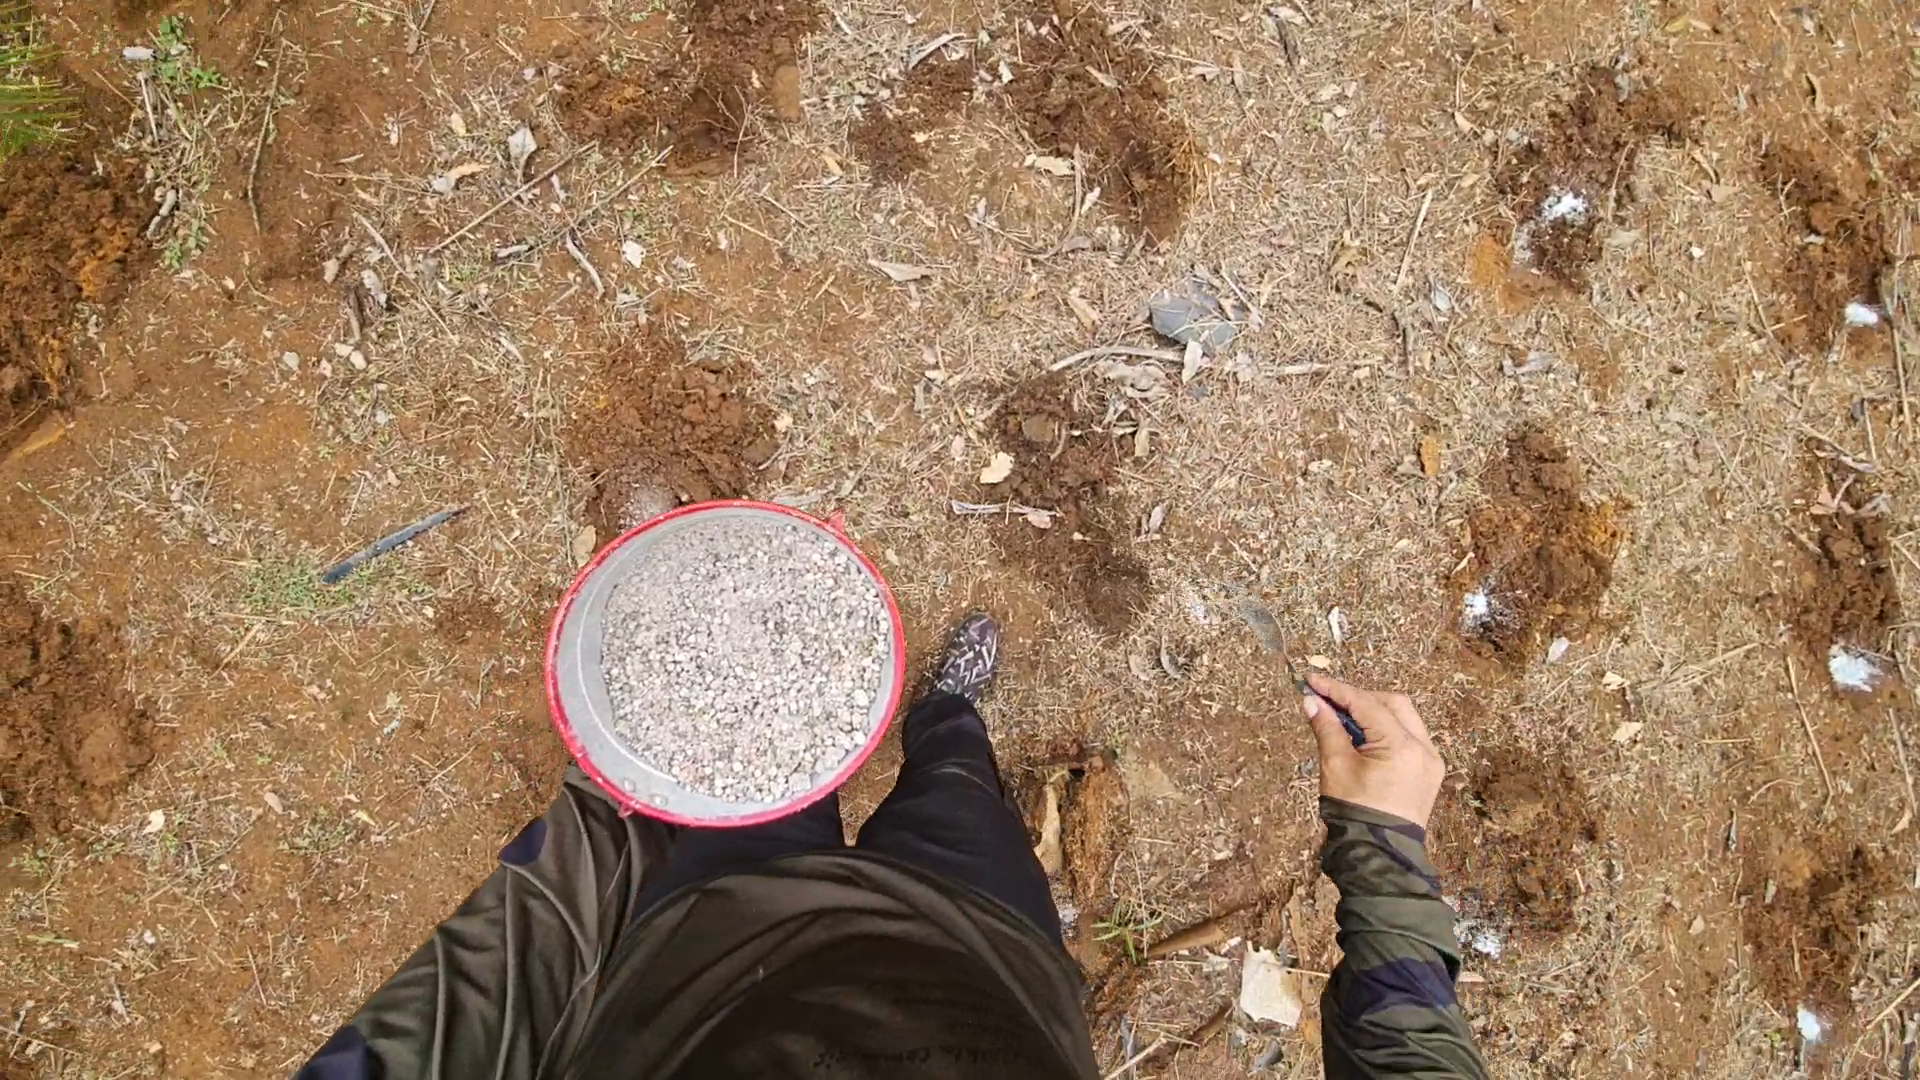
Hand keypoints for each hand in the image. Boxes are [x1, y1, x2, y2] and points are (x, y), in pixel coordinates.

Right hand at [1301, 673, 1444, 828]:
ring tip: (1342, 718)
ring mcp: (1430, 760)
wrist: (1378, 852)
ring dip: (1372, 711)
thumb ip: (1326, 727)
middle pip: (1392, 704)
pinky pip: (1407, 736)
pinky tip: (1360, 735)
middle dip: (1359, 697)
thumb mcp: (1335, 764)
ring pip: (1403, 718)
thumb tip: (1312, 701)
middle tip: (1329, 700)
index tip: (1311, 680)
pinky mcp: (1427, 771)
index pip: (1366, 704)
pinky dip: (1383, 728)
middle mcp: (1424, 748)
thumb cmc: (1353, 807)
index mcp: (1402, 745)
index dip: (1336, 689)